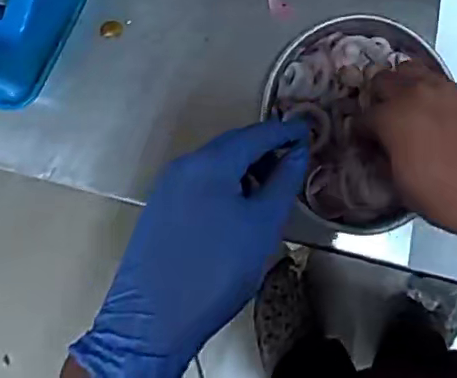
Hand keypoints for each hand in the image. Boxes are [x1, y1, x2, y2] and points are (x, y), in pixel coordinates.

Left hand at [68, 120, 308, 377]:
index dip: (285, 131)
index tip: (307, 130)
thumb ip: (284, 182)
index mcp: (211, 161)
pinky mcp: (160, 208)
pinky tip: (236, 209)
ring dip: (245, 168)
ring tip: (267, 192)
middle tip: (292, 163)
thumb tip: (298, 152)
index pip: (257, 133)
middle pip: (234, 144)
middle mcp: (186, 164)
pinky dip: (224, 184)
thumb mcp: (262, 226)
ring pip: (216, 163)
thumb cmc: (214, 273)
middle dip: (264, 149)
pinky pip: (199, 181)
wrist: (149, 327)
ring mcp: (169, 185)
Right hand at [365, 61, 456, 241]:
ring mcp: (437, 87)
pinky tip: (429, 107)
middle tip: (381, 117)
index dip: (360, 132)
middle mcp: (409, 93)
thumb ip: (384, 161)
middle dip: (376, 97)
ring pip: (406, 69)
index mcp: (389, 118)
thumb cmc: (446, 196)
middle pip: (381, 81)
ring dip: (399, 83)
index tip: (364, 142)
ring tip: (404, 103)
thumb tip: (380, 151)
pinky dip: (424, 86)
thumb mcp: (402, 188)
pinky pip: (432, 77)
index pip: (362, 117)